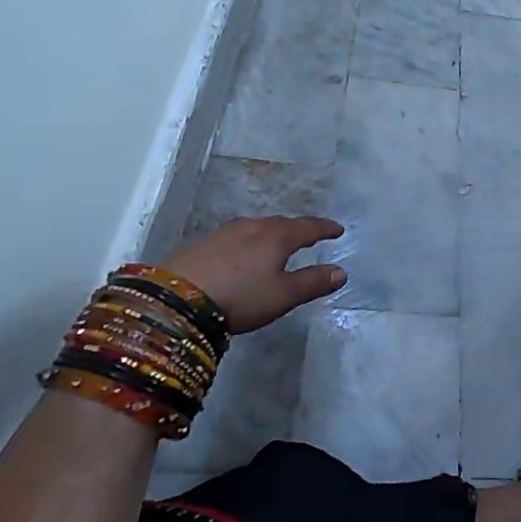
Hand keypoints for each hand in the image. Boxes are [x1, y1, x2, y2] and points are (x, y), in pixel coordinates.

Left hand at [159, 216, 347, 334]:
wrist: (179, 297)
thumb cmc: (241, 296)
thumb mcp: (283, 295)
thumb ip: (312, 282)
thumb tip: (341, 272)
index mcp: (276, 236)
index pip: (307, 227)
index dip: (324, 228)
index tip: (338, 229)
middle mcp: (252, 227)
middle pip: (281, 224)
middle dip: (298, 229)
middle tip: (310, 236)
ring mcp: (225, 233)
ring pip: (257, 228)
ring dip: (272, 234)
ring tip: (279, 244)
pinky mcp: (204, 243)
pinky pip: (238, 236)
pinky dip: (251, 241)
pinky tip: (245, 253)